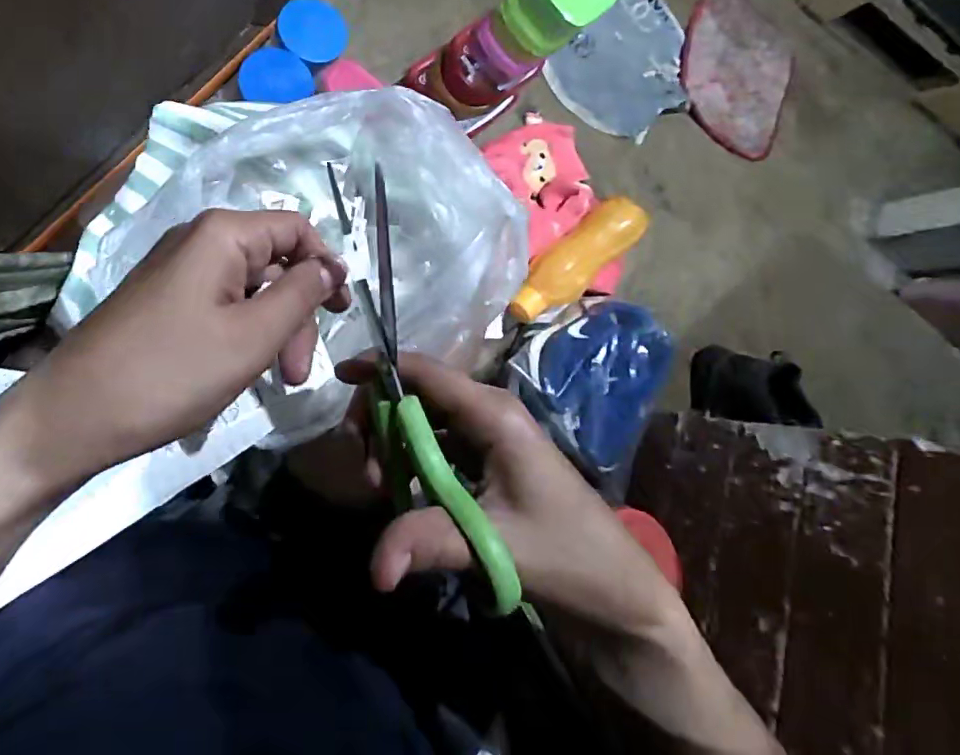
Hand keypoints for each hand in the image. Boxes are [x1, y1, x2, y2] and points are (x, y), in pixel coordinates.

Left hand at [13, 209, 349, 485]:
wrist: (73, 415)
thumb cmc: (170, 371)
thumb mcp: (252, 336)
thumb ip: (301, 295)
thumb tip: (330, 266)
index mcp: (221, 234)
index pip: (295, 228)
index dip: (325, 265)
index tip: (341, 314)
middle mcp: (197, 240)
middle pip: (272, 264)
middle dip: (294, 316)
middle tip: (295, 374)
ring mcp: (176, 271)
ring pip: (247, 291)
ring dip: (269, 333)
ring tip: (272, 383)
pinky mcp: (162, 301)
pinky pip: (218, 307)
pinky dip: (239, 336)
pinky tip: (236, 375)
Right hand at [333, 352, 684, 638]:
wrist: (620, 594)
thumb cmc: (568, 555)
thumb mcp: (495, 544)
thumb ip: (431, 542)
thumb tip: (374, 568)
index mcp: (495, 414)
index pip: (426, 371)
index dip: (381, 366)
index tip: (339, 375)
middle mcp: (489, 413)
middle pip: (418, 394)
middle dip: (380, 420)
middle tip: (364, 471)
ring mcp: (490, 437)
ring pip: (424, 421)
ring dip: (393, 445)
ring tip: (380, 489)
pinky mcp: (489, 462)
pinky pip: (437, 447)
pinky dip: (412, 463)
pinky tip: (403, 495)